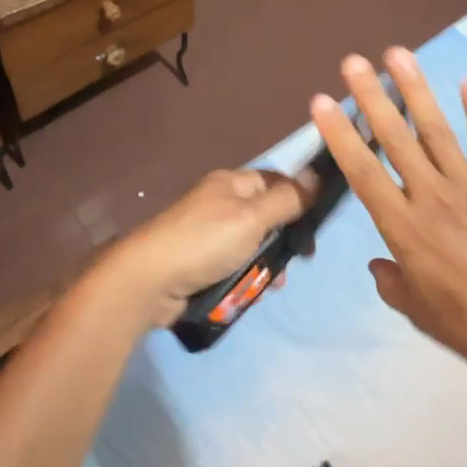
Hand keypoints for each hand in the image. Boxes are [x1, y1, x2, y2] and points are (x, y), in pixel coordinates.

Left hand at [102, 168, 316, 327]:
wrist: (150, 281)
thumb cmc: (204, 242)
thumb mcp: (251, 218)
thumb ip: (286, 199)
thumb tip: (315, 174)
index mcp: (231, 183)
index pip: (276, 181)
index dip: (299, 199)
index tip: (317, 224)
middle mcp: (221, 204)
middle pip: (267, 218)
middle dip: (283, 241)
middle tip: (297, 261)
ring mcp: (210, 235)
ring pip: (255, 247)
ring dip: (266, 266)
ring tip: (272, 284)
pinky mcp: (203, 263)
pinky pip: (237, 267)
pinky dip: (246, 279)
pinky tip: (252, 292)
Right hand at [310, 48, 466, 388]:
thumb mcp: (418, 312)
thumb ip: (391, 282)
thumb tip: (380, 263)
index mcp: (405, 229)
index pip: (363, 173)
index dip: (340, 135)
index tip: (321, 102)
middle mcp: (433, 197)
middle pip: (397, 139)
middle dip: (373, 97)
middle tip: (353, 62)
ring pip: (437, 131)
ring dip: (416, 90)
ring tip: (398, 54)